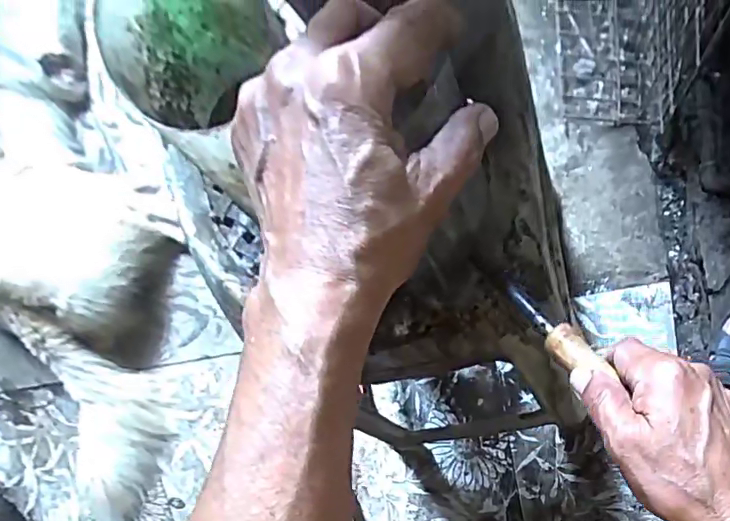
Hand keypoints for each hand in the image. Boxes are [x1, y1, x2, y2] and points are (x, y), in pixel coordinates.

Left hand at [230, 0, 497, 306]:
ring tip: (368, 89)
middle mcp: (297, 71)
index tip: (452, 24)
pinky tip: (329, 121)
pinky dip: (309, 86)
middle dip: (383, 25)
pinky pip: (280, 80)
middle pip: (345, 15)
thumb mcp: (428, 196)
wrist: (314, 285)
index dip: (435, 21)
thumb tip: (482, 117)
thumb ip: (459, 144)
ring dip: (343, 53)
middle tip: (409, 55)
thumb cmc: (371, 244)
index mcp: (348, 84)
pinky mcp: (247, 121)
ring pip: (307, 43)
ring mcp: (264, 94)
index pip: (402, 29)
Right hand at [572, 339, 729, 520]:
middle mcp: (692, 371)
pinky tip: (673, 443)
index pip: (619, 349)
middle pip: (642, 364)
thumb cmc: (683, 483)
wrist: (729, 507)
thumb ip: (601, 400)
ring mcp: (709, 387)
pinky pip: (682, 397)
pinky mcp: (718, 404)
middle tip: (627, 431)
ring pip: (662, 382)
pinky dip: (672, 413)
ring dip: (650, 405)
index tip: (599, 397)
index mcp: (664, 374)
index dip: (602, 373)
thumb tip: (584, 374)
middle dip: (628, 393)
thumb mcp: (624, 443)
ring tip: (653, 442)